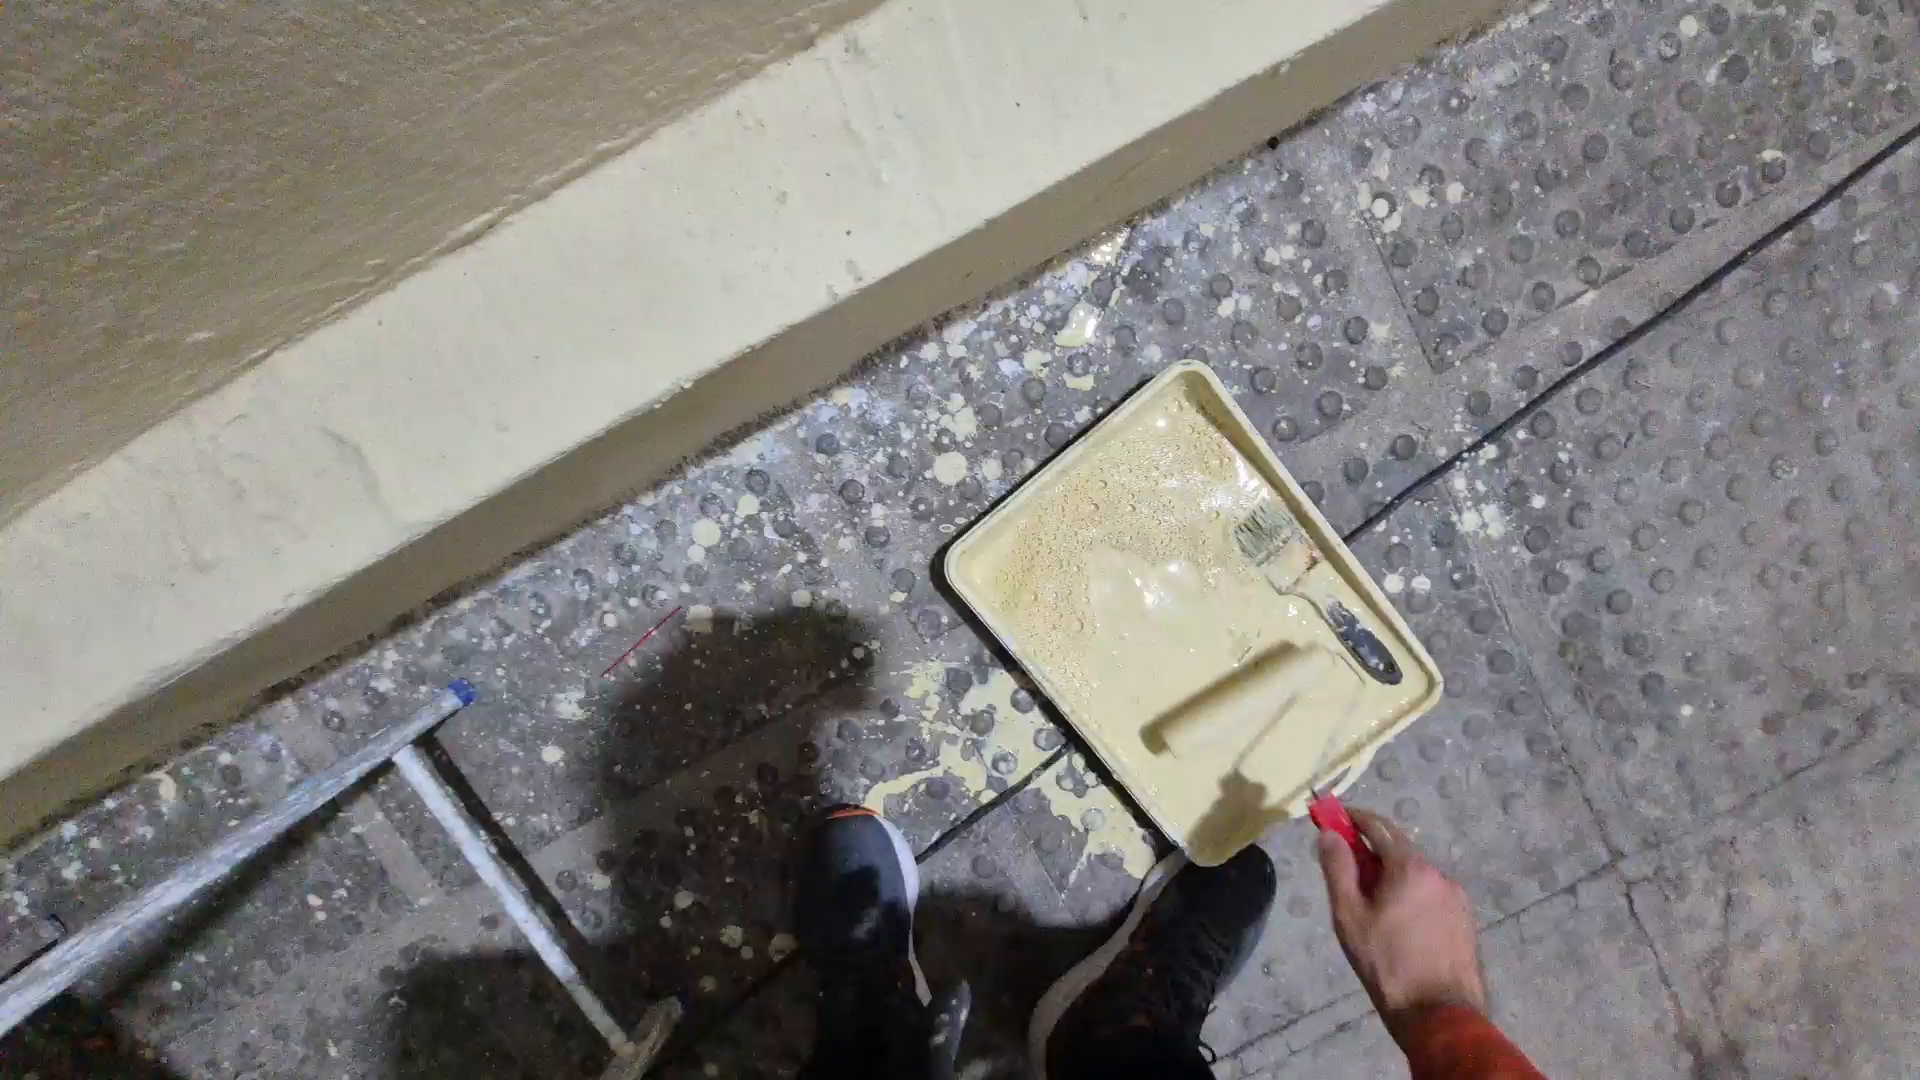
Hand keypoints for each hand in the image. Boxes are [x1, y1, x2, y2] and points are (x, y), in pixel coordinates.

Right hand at [1316, 807, 1485, 1032]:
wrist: (1440, 1016)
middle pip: (1397, 846)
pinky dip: (1408, 888)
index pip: (1377, 826)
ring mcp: (1456, 898)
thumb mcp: (1349, 914)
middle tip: (1343, 856)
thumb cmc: (1386, 962)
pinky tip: (1395, 914)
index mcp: (1410, 868)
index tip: (1330, 816)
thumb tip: (1328, 833)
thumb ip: (1337, 867)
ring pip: (1414, 870)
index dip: (1351, 817)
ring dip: (1389, 869)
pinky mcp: (1464, 920)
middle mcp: (1438, 874)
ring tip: (1367, 895)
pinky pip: (1429, 890)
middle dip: (1368, 844)